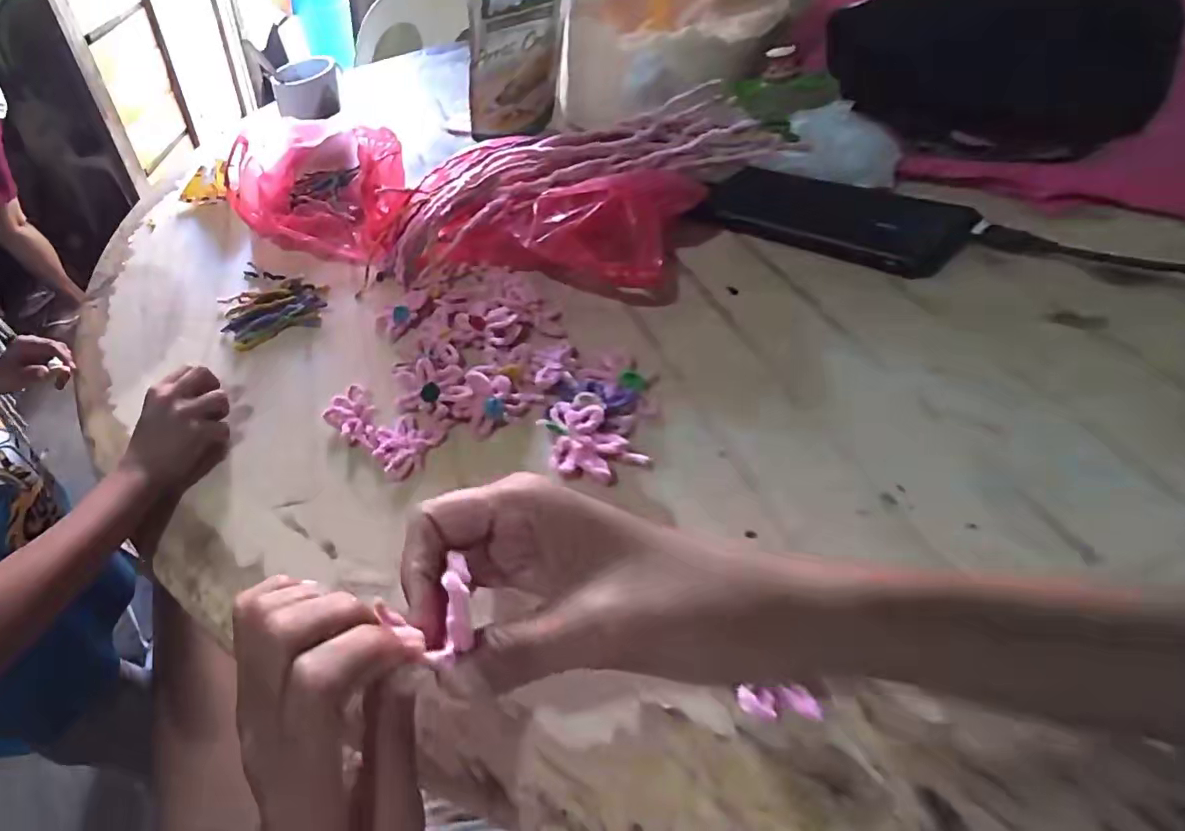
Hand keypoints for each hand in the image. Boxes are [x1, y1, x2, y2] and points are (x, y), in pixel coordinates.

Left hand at [0, 335, 72, 399]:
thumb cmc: (3, 379)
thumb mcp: (23, 378)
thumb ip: (44, 372)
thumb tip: (65, 370)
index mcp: (27, 343)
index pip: (52, 346)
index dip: (65, 357)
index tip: (72, 370)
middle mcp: (31, 340)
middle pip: (56, 346)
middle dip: (65, 360)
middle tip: (69, 376)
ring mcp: (32, 345)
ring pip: (55, 351)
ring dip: (61, 363)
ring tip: (62, 379)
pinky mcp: (33, 352)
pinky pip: (50, 355)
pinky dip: (56, 364)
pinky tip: (55, 375)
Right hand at [121, 365, 230, 495]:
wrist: (143, 479)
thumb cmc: (146, 450)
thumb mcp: (154, 414)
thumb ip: (175, 400)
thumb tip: (203, 392)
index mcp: (160, 391)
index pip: (190, 370)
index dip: (202, 381)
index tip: (203, 393)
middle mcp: (175, 397)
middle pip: (208, 377)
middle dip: (215, 391)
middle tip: (213, 408)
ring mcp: (191, 414)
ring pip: (221, 400)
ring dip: (220, 415)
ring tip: (211, 430)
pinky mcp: (205, 432)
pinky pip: (225, 429)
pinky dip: (220, 441)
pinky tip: (208, 450)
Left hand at [233, 578, 424, 830]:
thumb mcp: (394, 819)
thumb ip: (395, 740)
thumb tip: (402, 661)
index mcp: (299, 775)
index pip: (313, 681)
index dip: (364, 646)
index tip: (410, 644)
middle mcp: (258, 728)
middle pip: (277, 634)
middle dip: (339, 611)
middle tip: (383, 627)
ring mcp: (243, 701)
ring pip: (258, 615)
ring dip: (313, 598)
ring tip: (354, 619)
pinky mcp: (242, 684)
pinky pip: (246, 613)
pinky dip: (284, 592)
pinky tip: (319, 607)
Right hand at [402, 473, 795, 693]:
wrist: (769, 616)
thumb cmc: (683, 604)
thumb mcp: (595, 630)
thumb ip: (514, 653)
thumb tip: (443, 683)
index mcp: (517, 502)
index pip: (432, 521)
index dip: (416, 571)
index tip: (428, 635)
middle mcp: (513, 515)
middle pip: (440, 546)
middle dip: (430, 598)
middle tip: (438, 661)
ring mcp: (529, 545)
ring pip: (462, 573)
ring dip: (451, 615)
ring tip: (452, 666)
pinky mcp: (545, 576)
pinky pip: (492, 595)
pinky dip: (477, 625)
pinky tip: (479, 658)